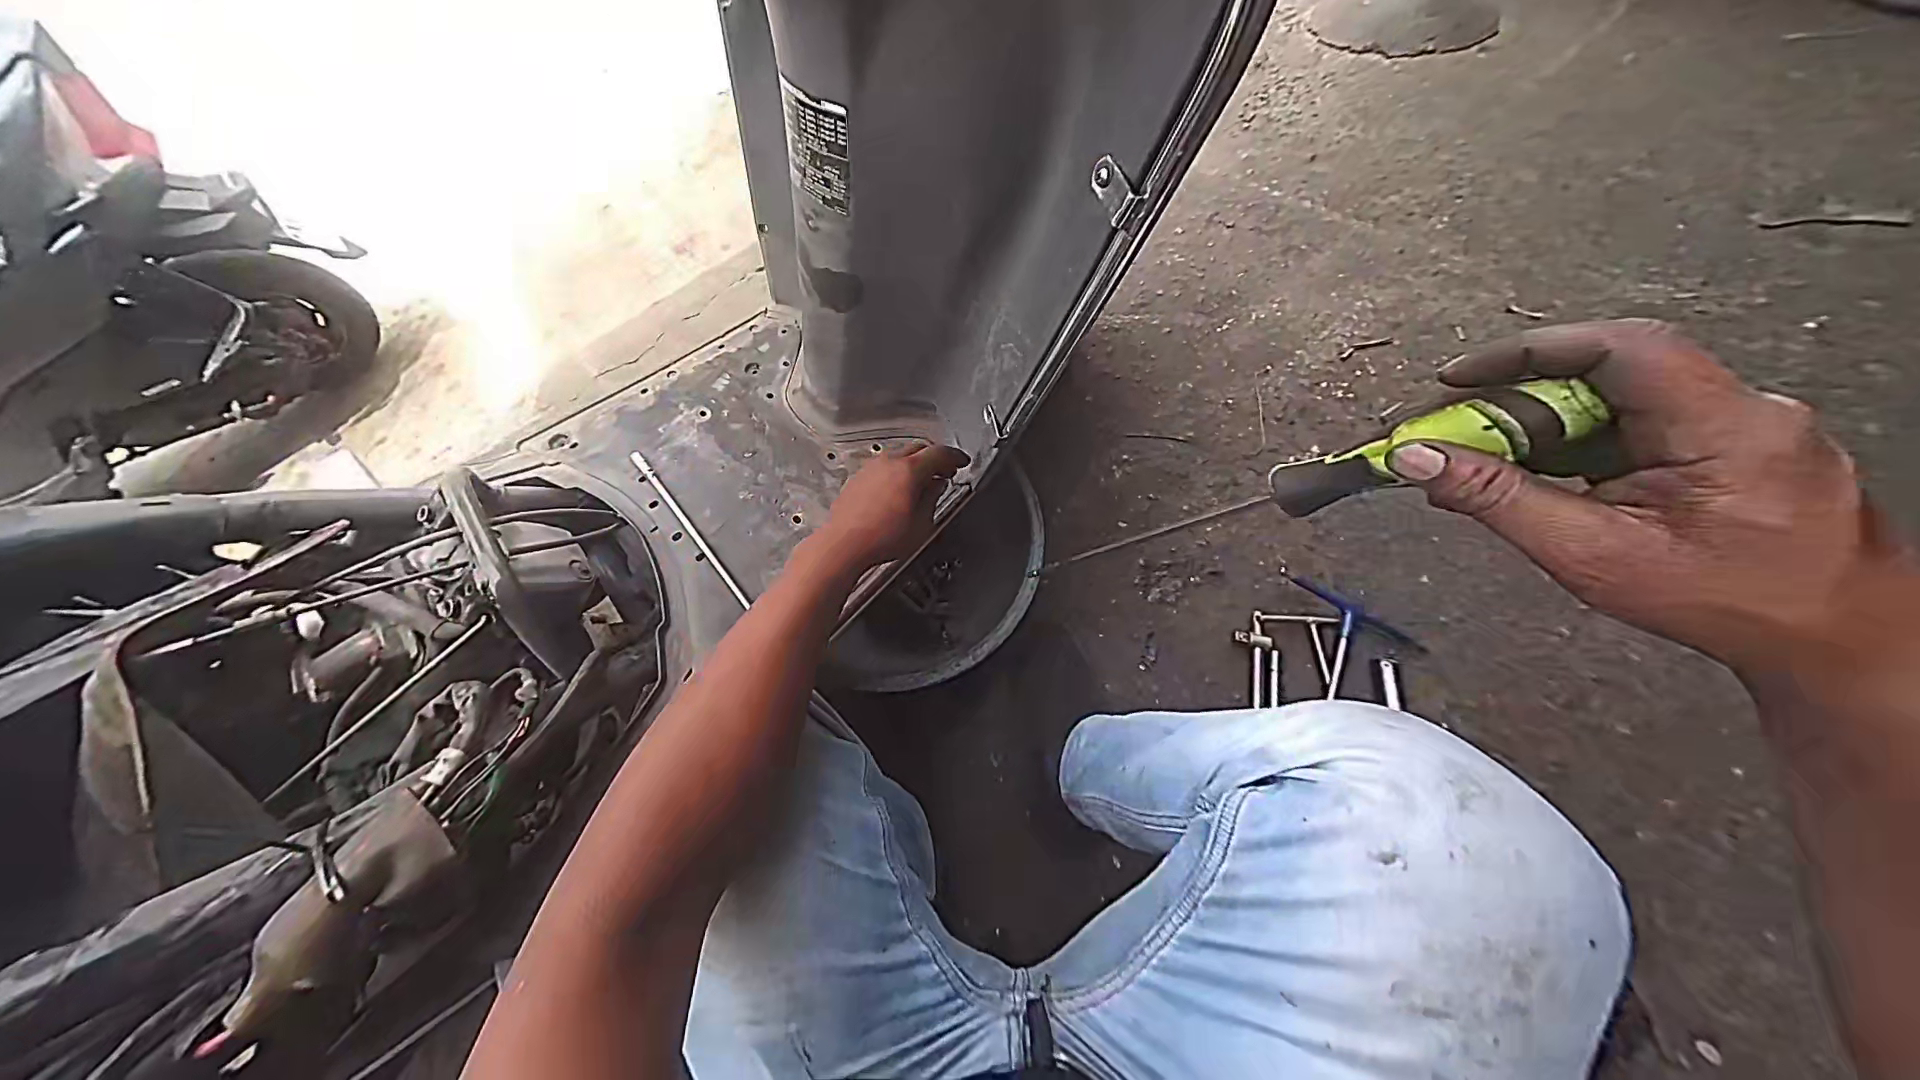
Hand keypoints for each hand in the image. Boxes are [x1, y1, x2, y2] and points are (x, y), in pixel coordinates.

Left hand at [815, 444, 970, 571]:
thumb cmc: (880, 538)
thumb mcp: (922, 524)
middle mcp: (888, 463)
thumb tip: (937, 487)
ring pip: (899, 456)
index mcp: (909, 470)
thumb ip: (933, 498)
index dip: (955, 456)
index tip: (961, 461)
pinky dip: (896, 473)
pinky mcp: (858, 479)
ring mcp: (870, 469)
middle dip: (935, 458)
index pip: (939, 453)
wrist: (844, 545)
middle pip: (919, 448)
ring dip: (914, 464)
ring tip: (922, 483)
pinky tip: (899, 491)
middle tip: (945, 470)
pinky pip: (883, 468)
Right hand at [1385, 319, 1903, 671]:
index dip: (1525, 353)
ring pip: (1598, 405)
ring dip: (1526, 430)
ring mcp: (1720, 428)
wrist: (1828, 636)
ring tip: (1473, 464)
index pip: (1616, 348)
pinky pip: (1611, 429)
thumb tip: (1423, 460)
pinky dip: (1554, 448)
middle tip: (1445, 434)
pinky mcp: (1701, 447)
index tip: (1456, 379)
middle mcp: (1732, 412)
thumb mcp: (1588, 553)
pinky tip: (1518, 476)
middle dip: (1507, 403)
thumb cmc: (1733, 601)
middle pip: (1594, 378)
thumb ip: (1497, 500)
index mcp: (1724, 428)